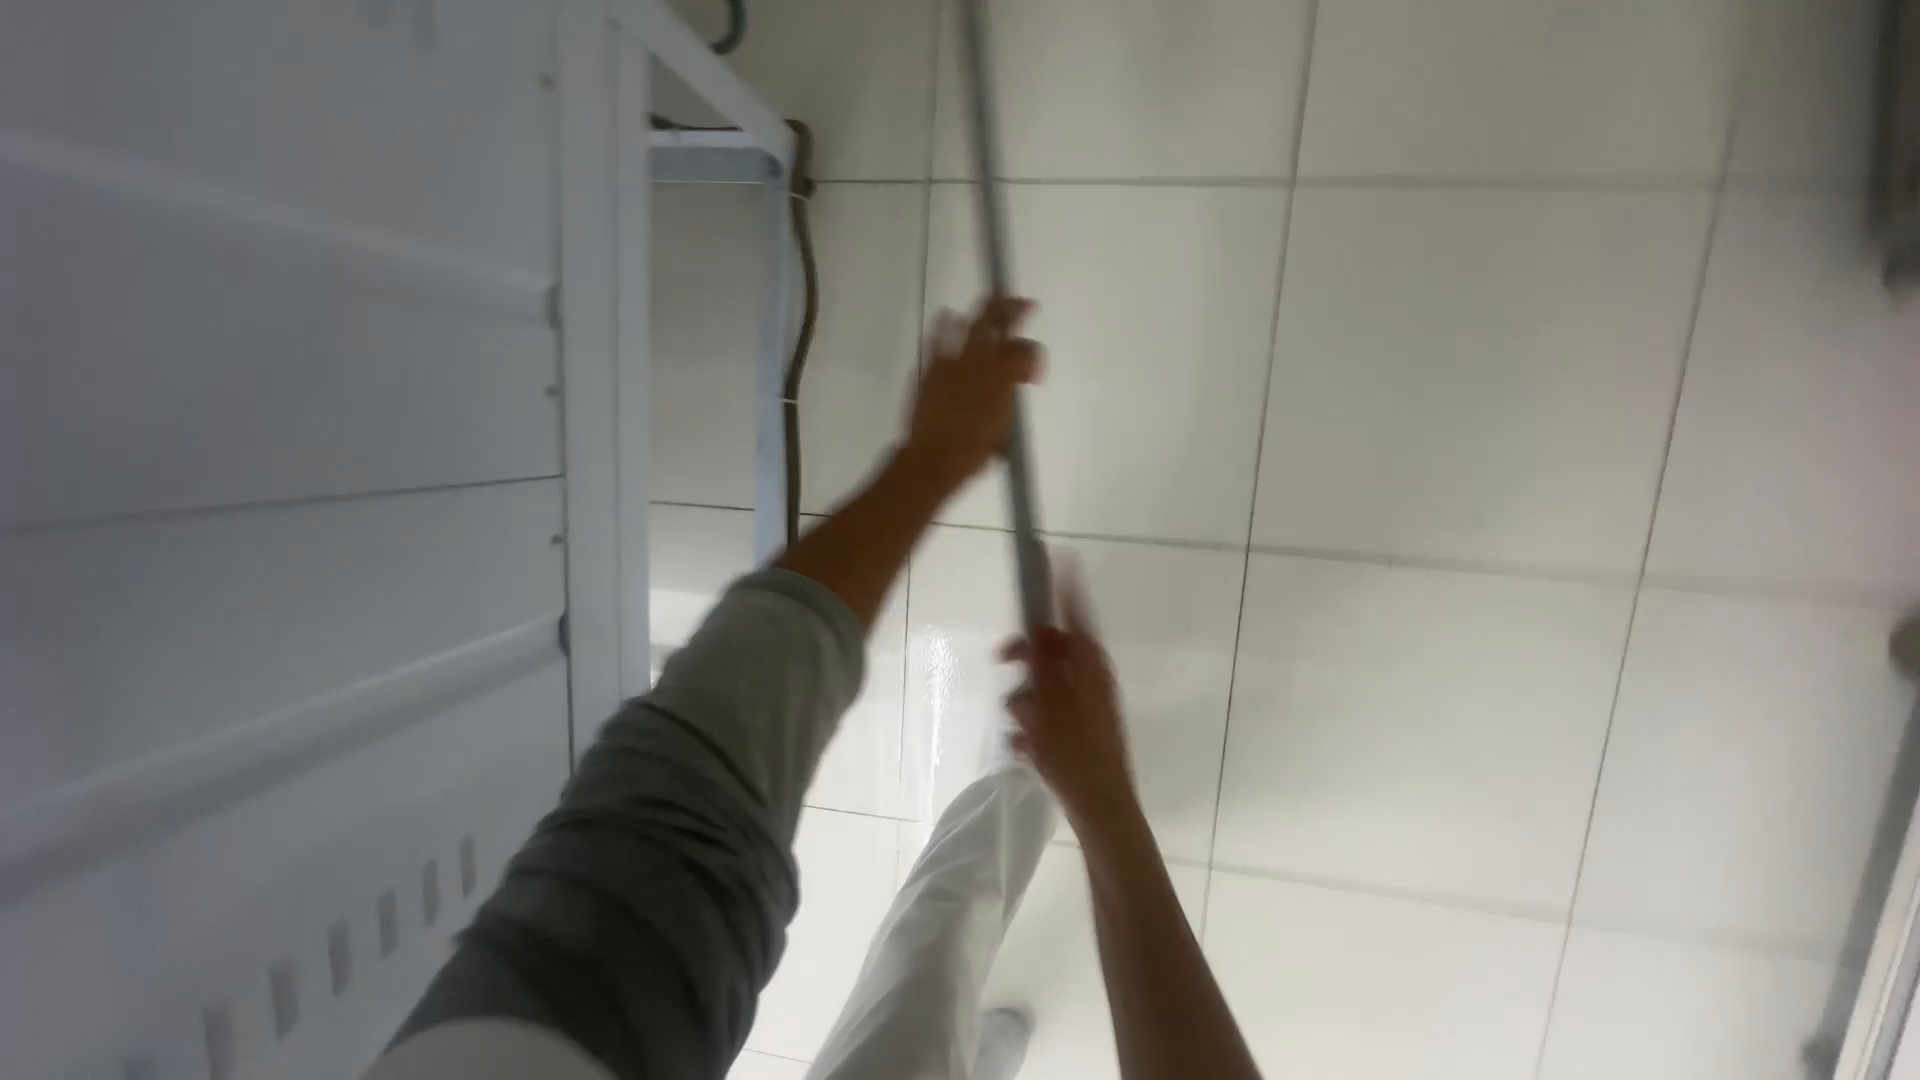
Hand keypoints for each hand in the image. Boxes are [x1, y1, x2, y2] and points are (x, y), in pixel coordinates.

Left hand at [899, 294, 1042, 492]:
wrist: (933, 458)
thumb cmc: (973, 454)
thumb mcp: (1004, 432)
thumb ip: (1008, 407)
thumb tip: (1007, 399)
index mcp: (1004, 378)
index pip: (1026, 353)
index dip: (1035, 359)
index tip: (1034, 377)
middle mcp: (981, 362)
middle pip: (1001, 324)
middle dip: (1014, 310)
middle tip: (1025, 303)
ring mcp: (954, 362)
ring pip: (972, 324)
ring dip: (985, 310)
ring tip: (994, 296)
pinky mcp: (931, 367)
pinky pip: (938, 339)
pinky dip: (945, 325)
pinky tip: (948, 314)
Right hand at [998, 555, 1139, 828]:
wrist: (1102, 807)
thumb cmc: (1073, 754)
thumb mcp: (1048, 704)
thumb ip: (1041, 662)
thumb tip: (1037, 625)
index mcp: (1089, 666)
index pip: (1075, 613)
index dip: (1063, 586)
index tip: (1059, 556)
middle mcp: (1094, 677)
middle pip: (1055, 648)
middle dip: (1027, 659)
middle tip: (1003, 660)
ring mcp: (1091, 703)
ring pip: (1049, 683)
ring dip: (1028, 699)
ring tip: (1020, 728)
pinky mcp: (1085, 726)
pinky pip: (1053, 711)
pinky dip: (1037, 721)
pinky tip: (1026, 745)